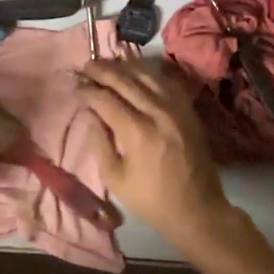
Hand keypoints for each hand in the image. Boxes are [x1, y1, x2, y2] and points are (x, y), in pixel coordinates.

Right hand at [76, 60, 232, 248]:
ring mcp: (177, 109)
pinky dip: (150, 72)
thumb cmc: (151, 200)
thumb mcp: (115, 179)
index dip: (88, 90)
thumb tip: (89, 114)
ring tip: (108, 63)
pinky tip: (138, 71)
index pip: (106, 100)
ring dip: (125, 66)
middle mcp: (158, 113)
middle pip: (126, 81)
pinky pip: (167, 82)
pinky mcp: (189, 111)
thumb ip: (99, 143)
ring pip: (148, 75)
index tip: (75, 87)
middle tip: (87, 65)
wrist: (198, 210)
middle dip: (103, 70)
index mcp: (137, 133)